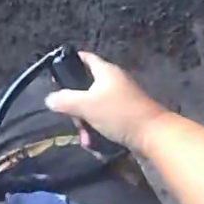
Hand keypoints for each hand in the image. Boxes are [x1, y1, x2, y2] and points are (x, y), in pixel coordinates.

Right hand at [44, 52, 169, 150]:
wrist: (154, 135)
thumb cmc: (118, 113)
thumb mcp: (86, 105)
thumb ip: (65, 100)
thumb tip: (49, 98)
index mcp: (106, 71)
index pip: (85, 58)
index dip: (70, 63)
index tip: (56, 76)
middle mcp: (114, 82)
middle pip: (86, 89)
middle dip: (76, 108)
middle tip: (74, 121)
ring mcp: (122, 100)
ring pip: (94, 109)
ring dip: (86, 125)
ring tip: (87, 140)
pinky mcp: (127, 116)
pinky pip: (105, 121)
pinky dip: (98, 132)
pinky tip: (96, 145)